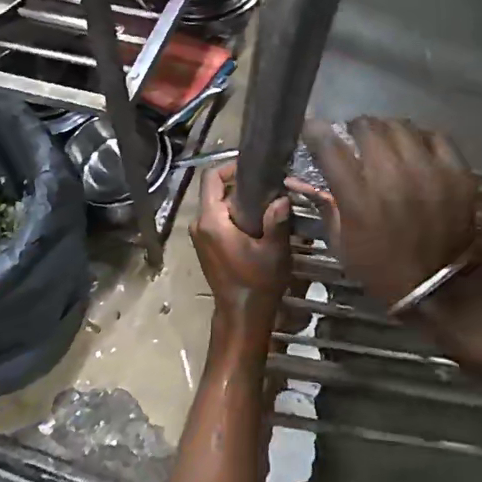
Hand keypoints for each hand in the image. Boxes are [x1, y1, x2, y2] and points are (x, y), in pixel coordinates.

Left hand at [190, 163, 290, 322]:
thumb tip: (282, 198)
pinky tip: (255, 222)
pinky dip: (232, 216)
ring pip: (216, 206)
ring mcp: (199, 235)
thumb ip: (276, 221)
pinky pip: (216, 219)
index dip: (230, 167)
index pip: (211, 179)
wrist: (241, 314)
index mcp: (210, 220)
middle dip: (239, 186)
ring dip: (237, 202)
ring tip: (265, 203)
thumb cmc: (257, 282)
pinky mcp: (205, 245)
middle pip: (214, 191)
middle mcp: (198, 223)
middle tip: (266, 187)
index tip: (252, 167)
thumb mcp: (273, 251)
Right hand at [299, 117, 479, 312]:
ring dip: (385, 130)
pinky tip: (413, 150)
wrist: (440, 290)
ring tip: (383, 143)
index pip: (329, 145)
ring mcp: (428, 173)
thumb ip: (324, 202)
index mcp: (358, 197)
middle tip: (352, 139)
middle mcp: (391, 177)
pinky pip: (436, 137)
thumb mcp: (339, 240)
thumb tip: (300, 176)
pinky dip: (419, 138)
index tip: (312, 128)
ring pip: (400, 126)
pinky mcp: (457, 175)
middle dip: (353, 129)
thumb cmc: (379, 267)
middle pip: (366, 127)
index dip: (315, 130)